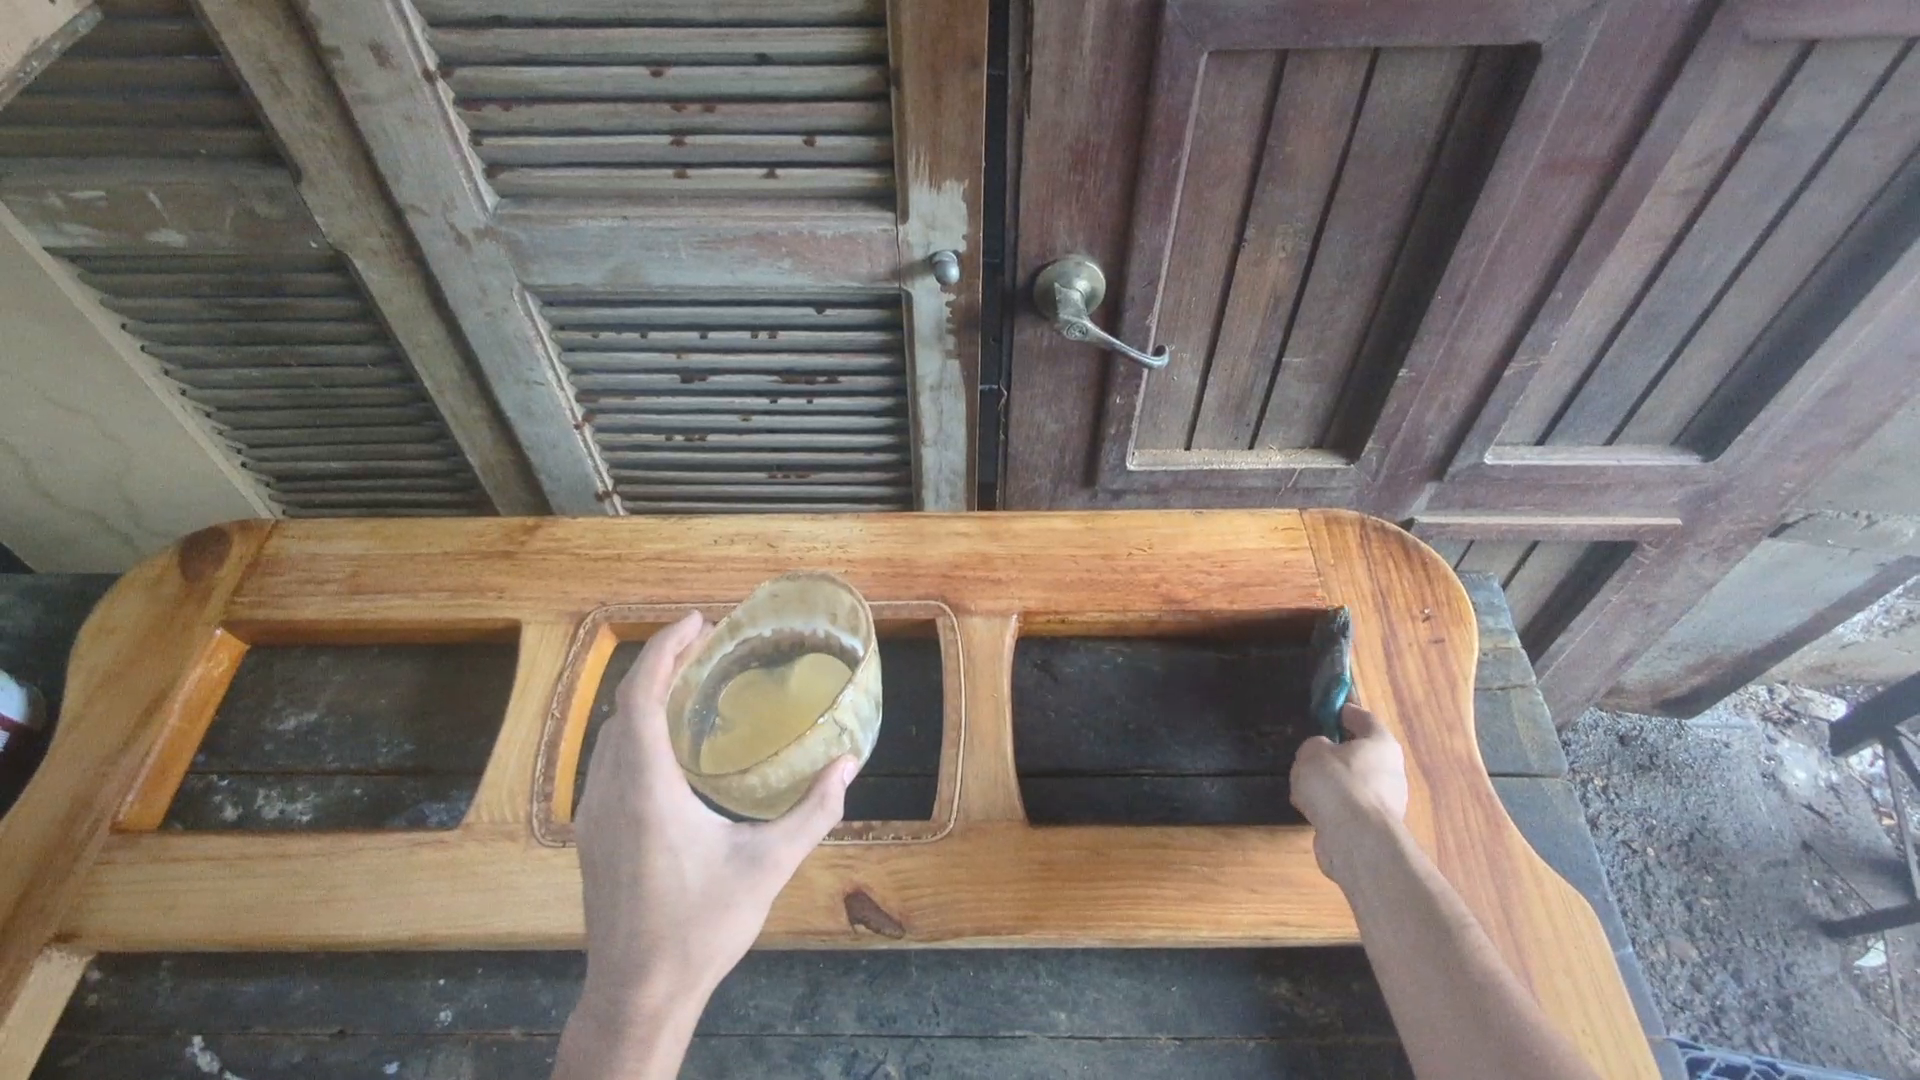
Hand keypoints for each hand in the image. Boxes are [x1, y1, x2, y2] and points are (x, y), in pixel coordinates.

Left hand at [572, 611, 857, 1019]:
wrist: (638, 993)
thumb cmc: (702, 926)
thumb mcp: (768, 866)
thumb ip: (813, 811)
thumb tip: (848, 763)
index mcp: (646, 790)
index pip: (641, 697)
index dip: (665, 650)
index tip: (698, 622)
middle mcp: (610, 792)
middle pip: (623, 707)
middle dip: (660, 664)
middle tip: (704, 643)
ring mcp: (594, 814)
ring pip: (611, 734)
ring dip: (645, 697)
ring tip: (691, 681)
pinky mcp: (594, 834)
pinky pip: (608, 760)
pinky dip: (636, 730)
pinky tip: (670, 742)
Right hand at [1290, 704, 1409, 884]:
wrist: (1354, 838)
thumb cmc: (1336, 782)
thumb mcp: (1312, 752)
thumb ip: (1315, 746)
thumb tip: (1322, 754)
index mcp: (1381, 744)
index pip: (1365, 719)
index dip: (1347, 712)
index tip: (1333, 710)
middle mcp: (1391, 771)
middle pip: (1362, 754)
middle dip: (1338, 753)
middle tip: (1313, 751)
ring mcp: (1386, 802)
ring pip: (1354, 783)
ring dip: (1332, 783)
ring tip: (1304, 785)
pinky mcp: (1374, 827)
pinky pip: (1347, 808)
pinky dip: (1331, 806)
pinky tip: (1309, 809)